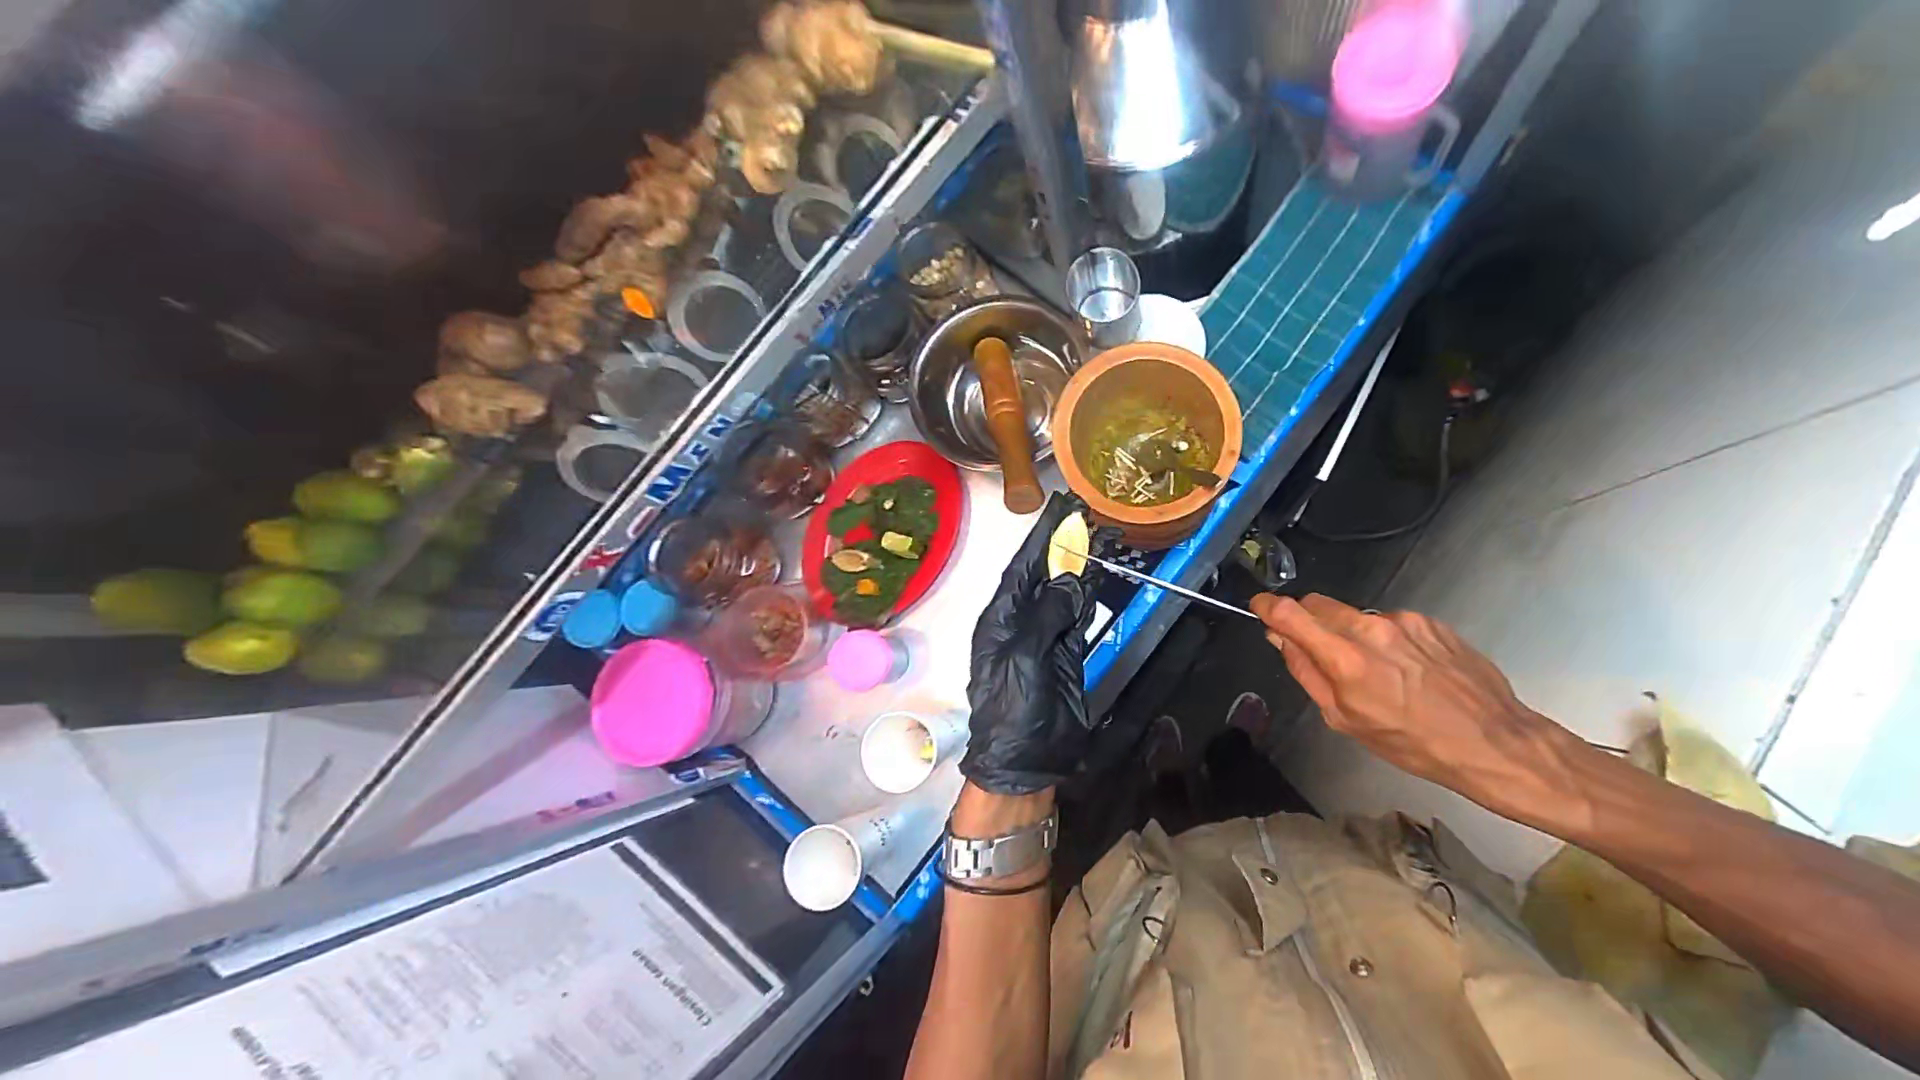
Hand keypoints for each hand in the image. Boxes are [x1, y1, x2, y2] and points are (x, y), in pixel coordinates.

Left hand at [962, 493, 1098, 794]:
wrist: (1025, 757)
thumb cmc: (1012, 707)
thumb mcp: (1023, 658)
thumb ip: (1044, 617)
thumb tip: (1066, 580)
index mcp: (999, 618)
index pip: (1021, 567)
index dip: (1039, 538)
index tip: (1059, 509)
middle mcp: (1019, 621)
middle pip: (1041, 574)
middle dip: (1059, 544)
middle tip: (1082, 513)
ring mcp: (1044, 636)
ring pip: (1061, 591)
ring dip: (1076, 564)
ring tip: (1095, 534)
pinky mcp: (1065, 652)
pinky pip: (1076, 616)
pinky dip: (1086, 593)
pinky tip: (1096, 573)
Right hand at [1251, 593, 1583, 819]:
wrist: (1495, 742)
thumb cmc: (1412, 743)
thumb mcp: (1345, 720)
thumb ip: (1307, 673)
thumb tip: (1282, 640)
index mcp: (1346, 659)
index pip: (1290, 613)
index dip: (1267, 606)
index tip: (1260, 607)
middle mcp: (1371, 629)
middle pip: (1318, 604)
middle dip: (1307, 620)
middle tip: (1317, 649)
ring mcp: (1404, 621)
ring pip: (1354, 613)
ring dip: (1349, 632)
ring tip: (1375, 669)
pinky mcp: (1430, 622)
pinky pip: (1389, 621)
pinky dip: (1384, 638)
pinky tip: (1406, 668)